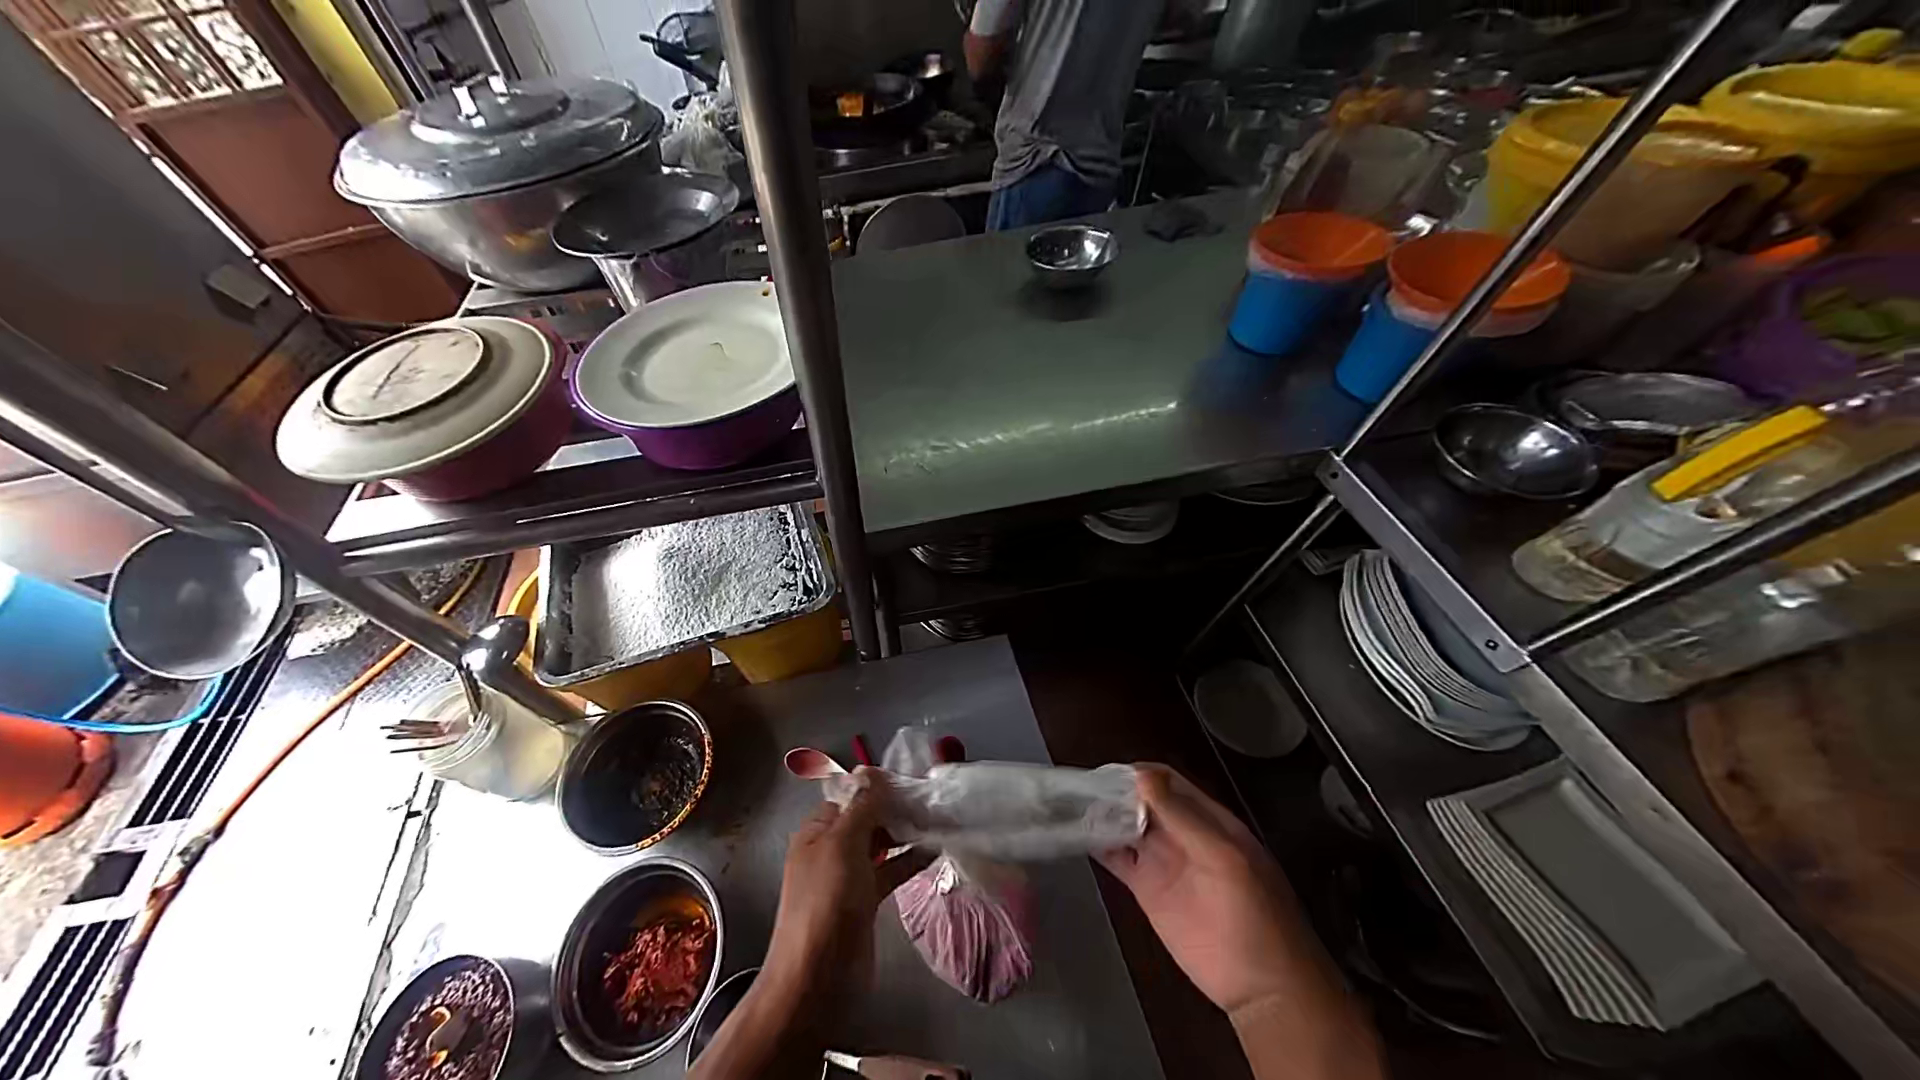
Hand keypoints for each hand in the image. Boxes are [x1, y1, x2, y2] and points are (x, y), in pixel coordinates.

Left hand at [693, 777, 931, 1079]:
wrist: (818, 977)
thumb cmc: (827, 901)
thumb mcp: (843, 844)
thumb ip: (861, 807)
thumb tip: (869, 770)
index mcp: (817, 832)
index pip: (849, 798)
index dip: (877, 787)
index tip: (911, 779)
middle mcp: (830, 850)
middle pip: (866, 819)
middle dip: (895, 809)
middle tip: (931, 798)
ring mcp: (848, 877)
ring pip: (880, 845)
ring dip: (905, 832)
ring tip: (939, 818)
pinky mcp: (866, 901)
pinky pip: (890, 871)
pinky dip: (909, 859)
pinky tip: (935, 848)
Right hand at [1101, 766, 1384, 1079]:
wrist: (1264, 988)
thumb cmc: (1255, 916)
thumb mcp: (1226, 859)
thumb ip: (1185, 818)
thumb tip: (1142, 776)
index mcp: (1207, 819)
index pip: (1167, 781)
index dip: (1138, 774)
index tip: (1105, 774)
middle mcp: (1181, 833)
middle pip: (1140, 800)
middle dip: (1112, 791)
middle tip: (1077, 788)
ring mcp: (1162, 861)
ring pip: (1125, 825)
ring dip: (1101, 815)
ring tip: (1068, 806)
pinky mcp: (1146, 889)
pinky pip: (1118, 858)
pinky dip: (1097, 844)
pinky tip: (1075, 835)